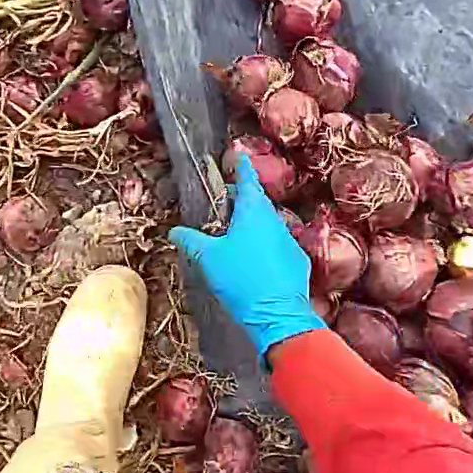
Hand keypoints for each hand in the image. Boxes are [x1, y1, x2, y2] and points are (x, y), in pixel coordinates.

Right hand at [169, 154, 326, 355]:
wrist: (278, 315)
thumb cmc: (240, 279)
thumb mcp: (208, 259)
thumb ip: (191, 241)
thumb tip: (175, 231)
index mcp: (253, 211)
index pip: (247, 180)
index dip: (241, 168)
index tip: (238, 158)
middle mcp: (274, 220)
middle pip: (256, 202)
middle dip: (240, 200)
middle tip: (222, 205)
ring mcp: (289, 240)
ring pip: (267, 225)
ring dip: (252, 225)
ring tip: (233, 236)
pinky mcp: (297, 260)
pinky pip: (278, 245)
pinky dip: (264, 246)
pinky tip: (253, 262)